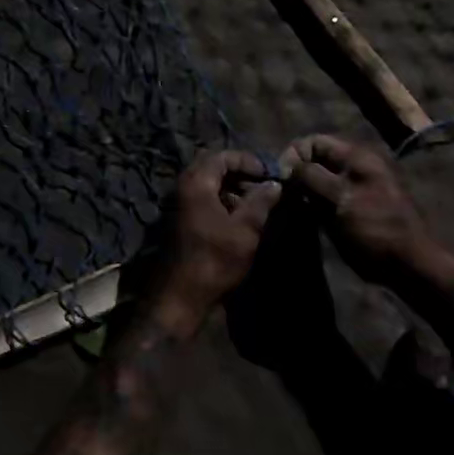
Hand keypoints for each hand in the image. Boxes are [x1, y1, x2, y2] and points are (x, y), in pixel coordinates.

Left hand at [150, 150, 282, 330]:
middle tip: (262, 184)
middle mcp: (183, 187)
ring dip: (232, 187)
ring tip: (256, 202)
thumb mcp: (245, 230)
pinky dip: (222, 201)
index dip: (248, 160)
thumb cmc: (213, 261)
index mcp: (196, 183)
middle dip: (239, 172)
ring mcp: (179, 204)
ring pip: (208, 184)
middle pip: (213, 167)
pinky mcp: (181, 221)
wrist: (179, 298)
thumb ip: (261, 202)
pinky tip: (239, 217)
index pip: (222, 156)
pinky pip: (203, 199)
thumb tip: (274, 183)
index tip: (268, 174)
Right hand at [278, 134, 440, 282]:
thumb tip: (287, 168)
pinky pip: (325, 198)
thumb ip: (311, 177)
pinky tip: (305, 218)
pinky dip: (312, 205)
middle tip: (285, 196)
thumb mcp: (340, 198)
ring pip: (318, 180)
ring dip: (303, 192)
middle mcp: (354, 166)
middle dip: (297, 175)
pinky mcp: (352, 208)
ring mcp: (354, 188)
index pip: (314, 142)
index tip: (282, 179)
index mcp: (356, 156)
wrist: (407, 264)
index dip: (294, 156)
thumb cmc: (375, 227)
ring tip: (293, 208)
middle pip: (315, 160)